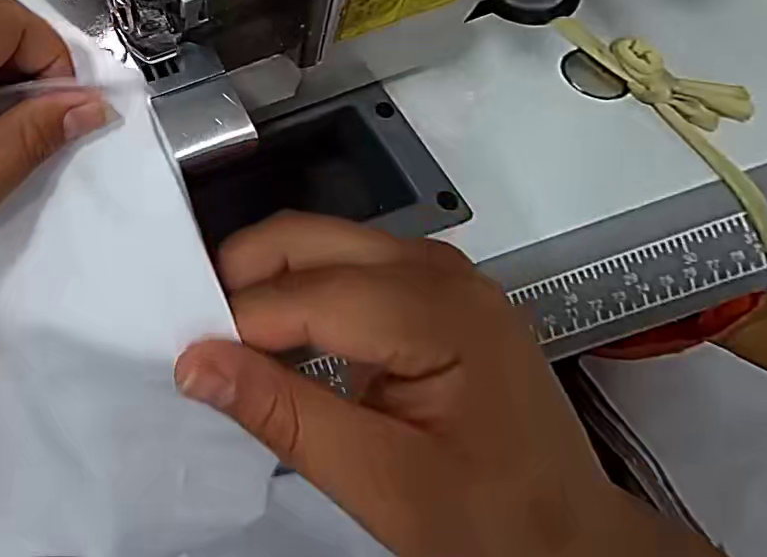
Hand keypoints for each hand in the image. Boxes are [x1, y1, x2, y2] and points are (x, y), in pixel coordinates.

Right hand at [173, 213, 716, 556]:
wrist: (576, 537)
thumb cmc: (494, 522)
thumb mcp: (386, 487)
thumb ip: (285, 416)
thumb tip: (194, 364)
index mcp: (438, 311)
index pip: (308, 296)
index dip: (238, 324)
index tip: (190, 361)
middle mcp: (431, 265)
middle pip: (302, 240)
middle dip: (238, 280)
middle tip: (200, 335)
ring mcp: (427, 263)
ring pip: (309, 240)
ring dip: (259, 280)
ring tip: (228, 336)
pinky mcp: (417, 275)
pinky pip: (331, 257)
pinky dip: (288, 286)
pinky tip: (275, 331)